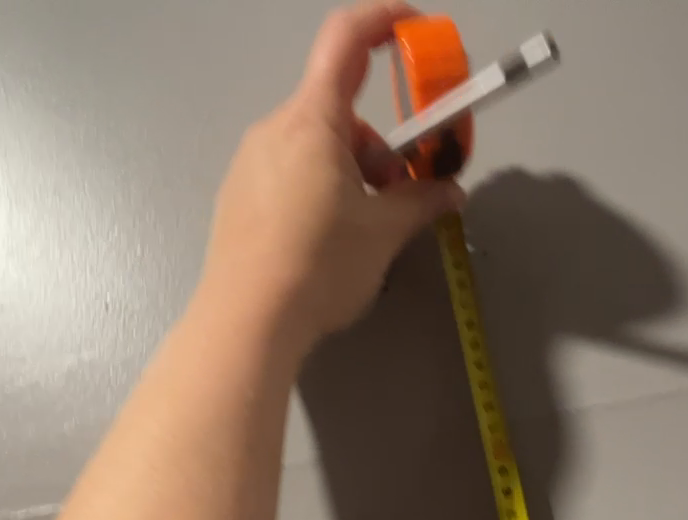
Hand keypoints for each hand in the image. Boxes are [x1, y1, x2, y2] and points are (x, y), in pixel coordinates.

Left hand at [196, 1, 465, 355]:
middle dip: (378, 148)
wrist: (247, 321)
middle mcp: (274, 130)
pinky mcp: (237, 200)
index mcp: (312, 121)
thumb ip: (421, 202)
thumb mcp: (383, 233)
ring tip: (361, 232)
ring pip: (313, 149)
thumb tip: (450, 191)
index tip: (416, 30)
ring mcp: (249, 165)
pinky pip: (288, 176)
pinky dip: (318, 192)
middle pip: (337, 112)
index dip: (385, 21)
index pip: (347, 39)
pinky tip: (324, 244)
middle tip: (397, 197)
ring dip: (349, 175)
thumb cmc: (320, 266)